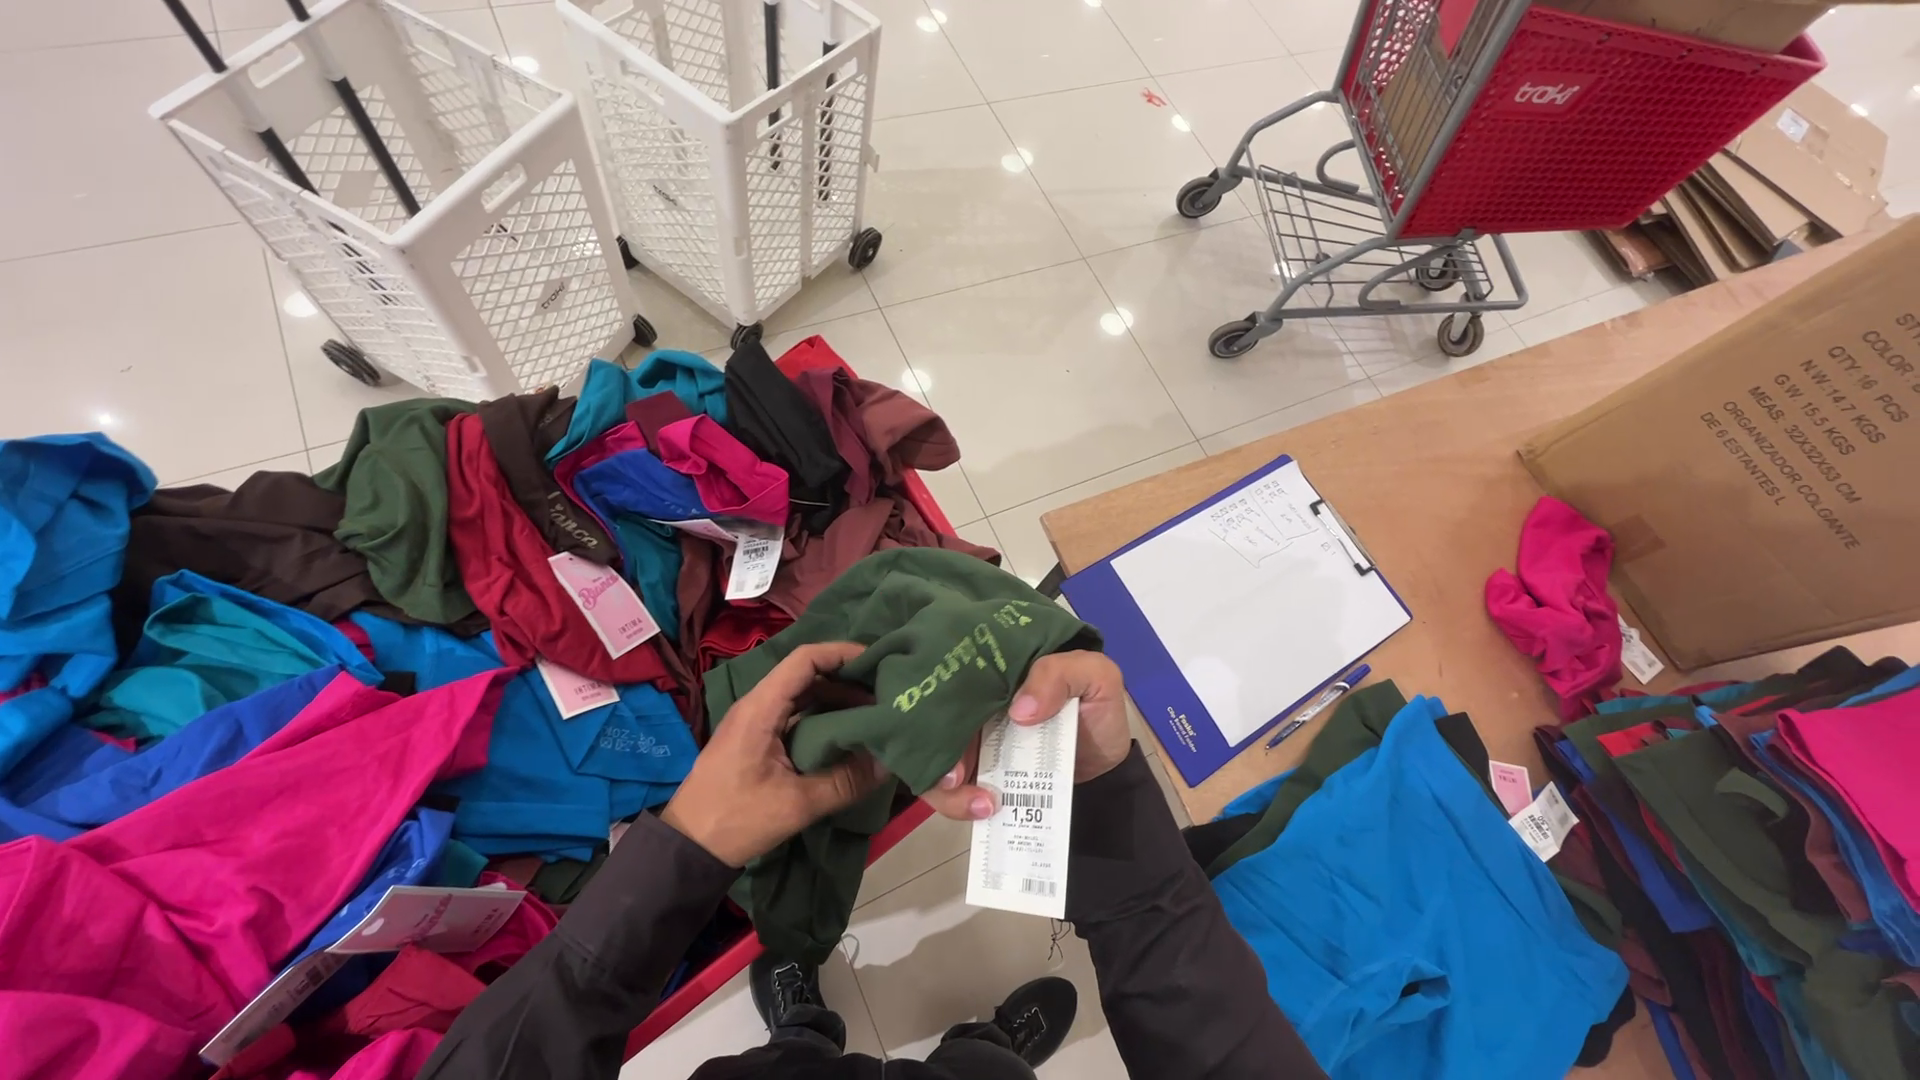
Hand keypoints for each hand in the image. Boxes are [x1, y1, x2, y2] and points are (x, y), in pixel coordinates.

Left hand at [661, 642, 891, 866]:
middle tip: (885, 688)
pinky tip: (848, 732)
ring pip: (803, 694)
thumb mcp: (796, 805)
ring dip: (838, 698)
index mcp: (761, 708)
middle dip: (848, 677)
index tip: (877, 661)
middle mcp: (758, 705)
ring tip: (875, 710)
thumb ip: (845, 782)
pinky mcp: (758, 739)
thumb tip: (889, 763)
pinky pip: (796, 714)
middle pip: (807, 673)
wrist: (688, 848)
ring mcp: (756, 721)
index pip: (805, 659)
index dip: (842, 653)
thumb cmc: (735, 820)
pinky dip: (824, 716)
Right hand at [919, 651, 1132, 821]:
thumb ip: (1061, 675)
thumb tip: (1019, 710)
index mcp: (994, 671)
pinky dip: (958, 803)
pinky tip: (986, 810)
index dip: (942, 701)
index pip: (953, 677)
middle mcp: (973, 702)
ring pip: (935, 760)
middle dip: (938, 753)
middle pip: (933, 722)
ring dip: (946, 787)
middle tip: (957, 779)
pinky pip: (950, 789)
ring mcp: (971, 740)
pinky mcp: (975, 774)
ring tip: (984, 804)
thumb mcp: (1094, 676)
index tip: (955, 726)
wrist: (1107, 764)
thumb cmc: (1096, 710)